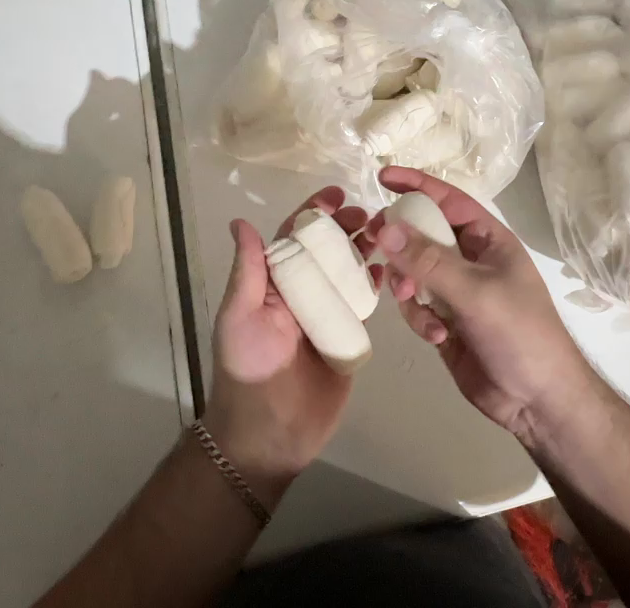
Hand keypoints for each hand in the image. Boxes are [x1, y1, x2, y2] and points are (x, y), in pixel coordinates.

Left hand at [203, 187, 364, 485]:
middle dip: (345, 227)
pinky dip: (375, 285)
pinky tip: (390, 272)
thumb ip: (248, 270)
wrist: (267, 434)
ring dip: (364, 250)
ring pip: (347, 272)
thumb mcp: (239, 315)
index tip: (336, 194)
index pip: (293, 237)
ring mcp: (325, 315)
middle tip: (368, 215)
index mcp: (271, 283)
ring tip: (386, 232)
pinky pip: (362, 304)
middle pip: (325, 250)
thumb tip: (241, 221)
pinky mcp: (347, 338)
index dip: (312, 213)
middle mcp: (299, 293)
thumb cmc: (247, 369)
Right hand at [361, 166, 602, 447]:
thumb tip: (385, 227)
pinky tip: (435, 336)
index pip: (448, 200)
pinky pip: (416, 306)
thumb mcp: (475, 292)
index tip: (381, 176)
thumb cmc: (520, 333)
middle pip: (422, 235)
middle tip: (376, 246)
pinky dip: (419, 318)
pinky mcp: (444, 322)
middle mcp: (470, 260)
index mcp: (489, 240)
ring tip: (416, 304)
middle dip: (400, 243)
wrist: (537, 401)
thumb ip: (428, 260)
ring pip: (412, 272)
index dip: (416, 184)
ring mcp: (456, 292)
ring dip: (408, 287)